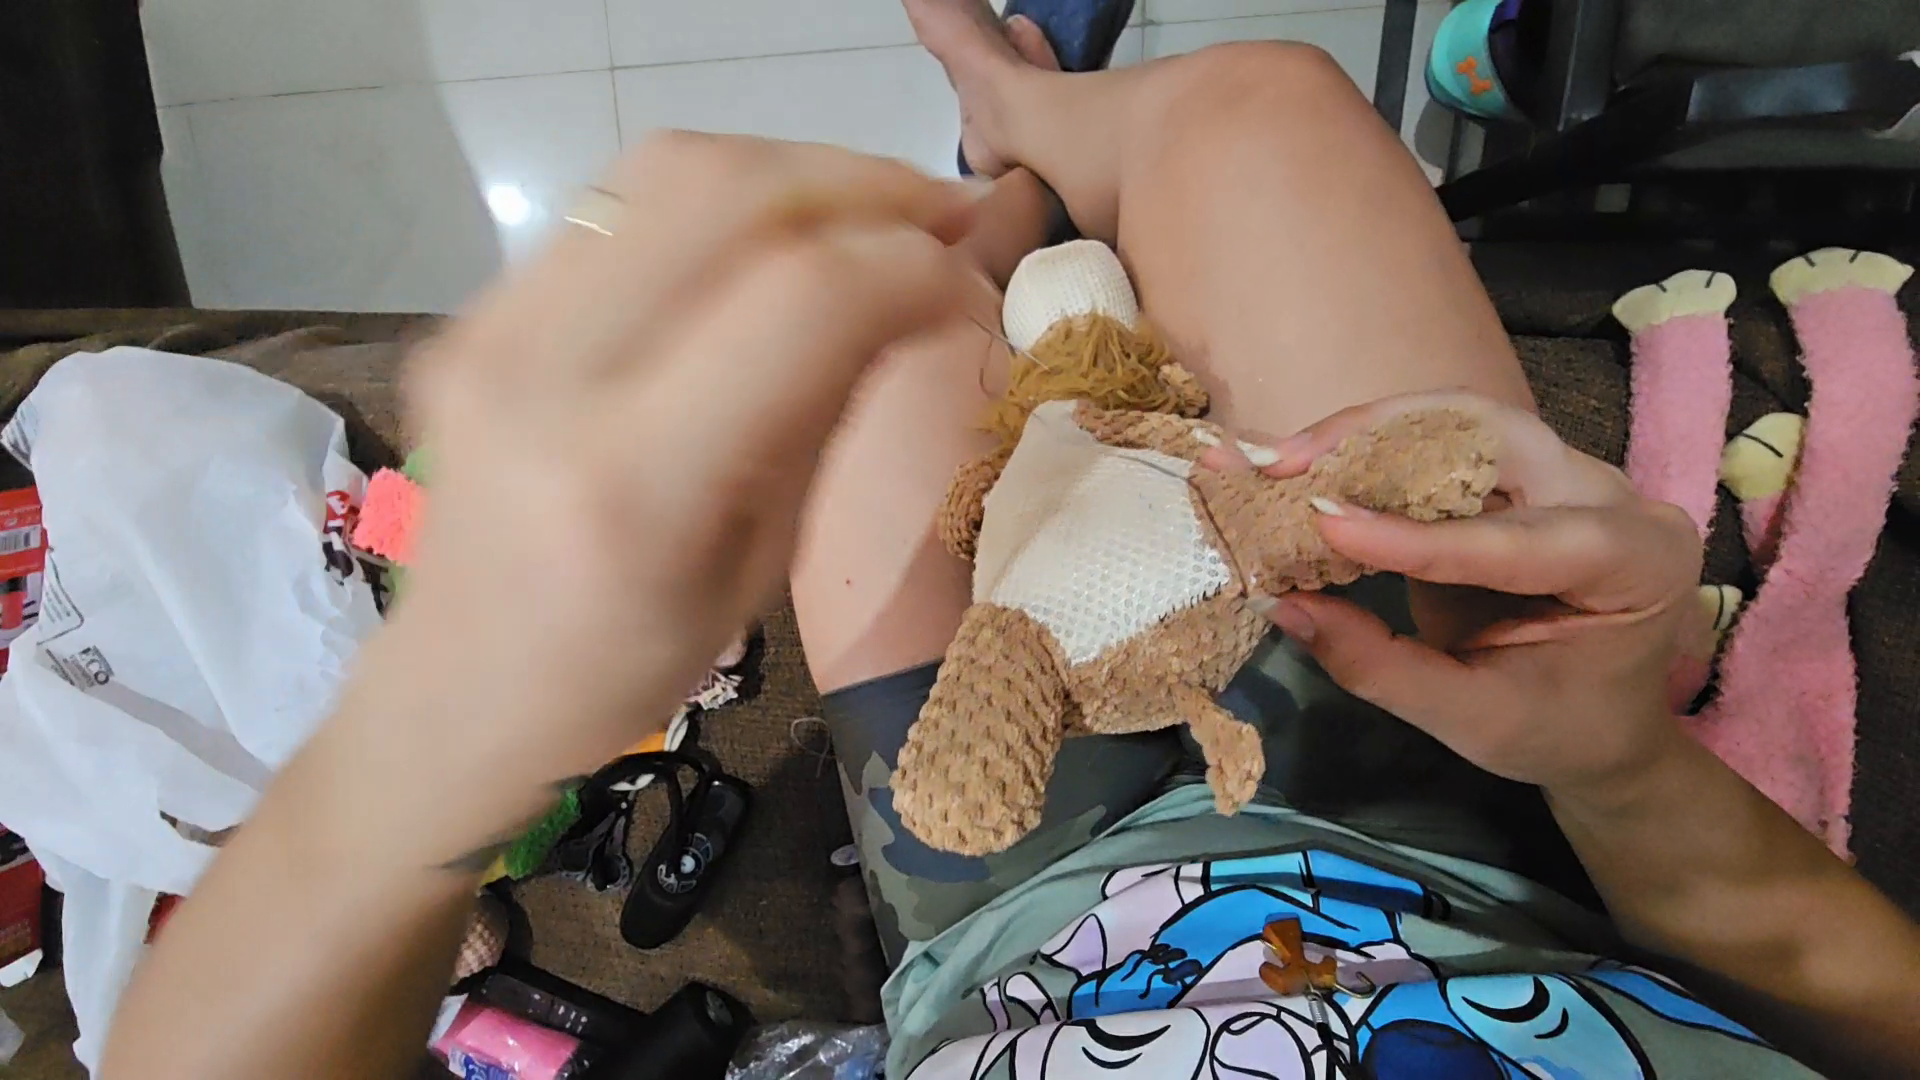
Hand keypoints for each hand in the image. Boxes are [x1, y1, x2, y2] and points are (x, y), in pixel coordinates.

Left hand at [365, 135, 984, 788]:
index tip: (968, 286)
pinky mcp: (477, 309)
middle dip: (866, 188)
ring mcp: (491, 325)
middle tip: (943, 218)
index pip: (801, 305)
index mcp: (634, 482)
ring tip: (877, 211)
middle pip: (730, 196)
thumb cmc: (632, 670)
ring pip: (670, 171)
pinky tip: (783, 233)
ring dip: (800, 173)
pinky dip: (729, 196)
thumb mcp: (759, 566)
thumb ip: (821, 417)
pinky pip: (622, 205)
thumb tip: (899, 304)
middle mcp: (544, 374)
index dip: (909, 270)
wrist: (460, 695)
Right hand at [1229, 392, 1704, 799]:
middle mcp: (1601, 495)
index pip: (1519, 539)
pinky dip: (1356, 452)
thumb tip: (1283, 606)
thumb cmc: (1553, 727)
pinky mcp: (1498, 478)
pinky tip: (1301, 466)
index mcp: (1635, 564)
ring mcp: (1550, 476)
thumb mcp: (1469, 716)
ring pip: (1449, 423)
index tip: (1324, 524)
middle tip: (1285, 462)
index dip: (1416, 535)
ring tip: (1278, 459)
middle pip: (1486, 431)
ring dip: (1356, 435)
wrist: (1596, 720)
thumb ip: (1380, 666)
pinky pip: (1426, 445)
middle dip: (1378, 437)